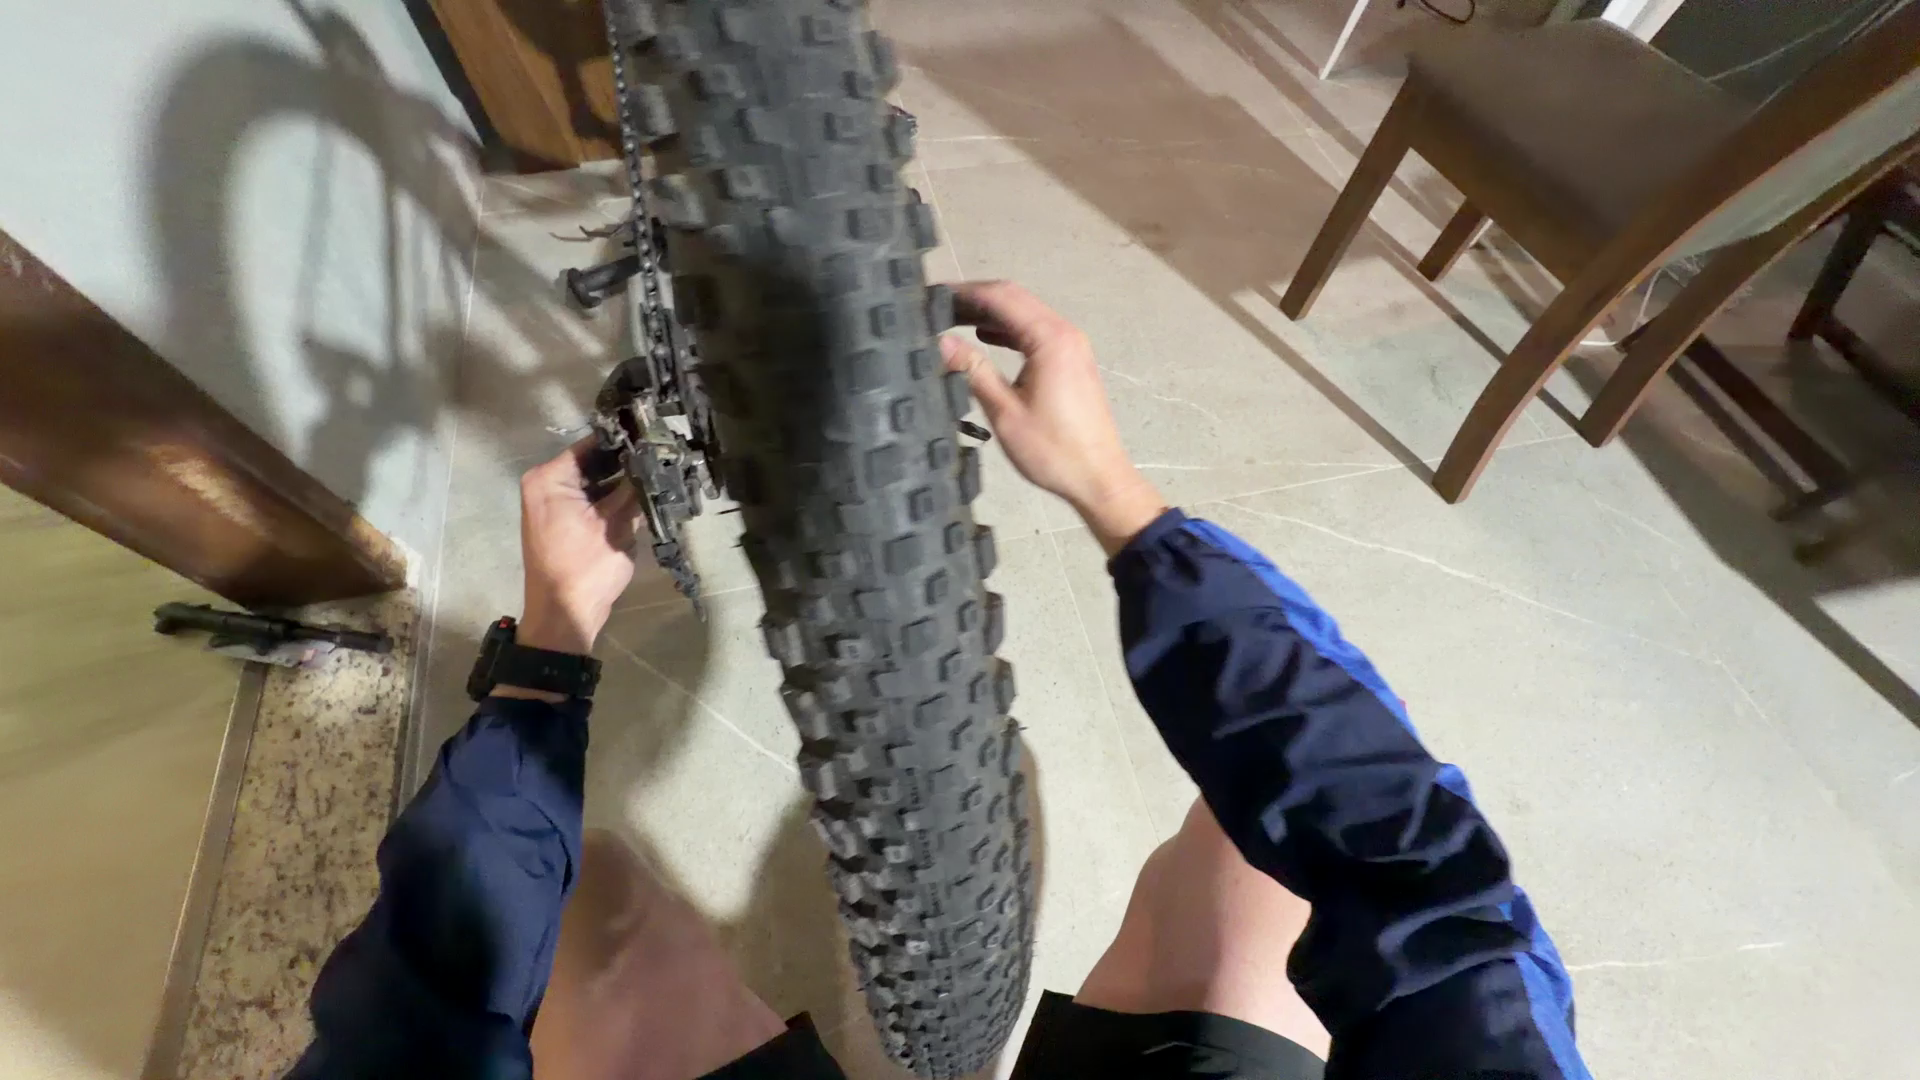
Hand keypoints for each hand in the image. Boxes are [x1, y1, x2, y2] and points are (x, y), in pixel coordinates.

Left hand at [514, 438, 640, 660]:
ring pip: (597, 483)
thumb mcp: (615, 524)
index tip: (655, 434)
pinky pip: (594, 501)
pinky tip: (645, 496)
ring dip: (624, 482)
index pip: (591, 445)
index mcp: (549, 478)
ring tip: (661, 473)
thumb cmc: (586, 566)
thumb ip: (632, 489)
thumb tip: (653, 460)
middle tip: (664, 456)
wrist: (566, 613)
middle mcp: (547, 485)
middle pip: (594, 463)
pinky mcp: (567, 522)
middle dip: (627, 462)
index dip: (624, 440)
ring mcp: (556, 505)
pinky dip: (615, 499)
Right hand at [941, 281, 1165, 554]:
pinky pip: (1036, 334)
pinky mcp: (1072, 362)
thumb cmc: (1052, 450)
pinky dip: (1010, 331)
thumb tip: (941, 342)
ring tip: (953, 321)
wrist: (1098, 478)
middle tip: (937, 306)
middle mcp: (1065, 333)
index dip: (965, 292)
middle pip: (1015, 299)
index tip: (933, 295)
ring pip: (1026, 316)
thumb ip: (973, 370)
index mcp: (1050, 339)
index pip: (1002, 297)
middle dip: (976, 299)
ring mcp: (1072, 347)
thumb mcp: (1005, 412)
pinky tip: (986, 339)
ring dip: (992, 314)